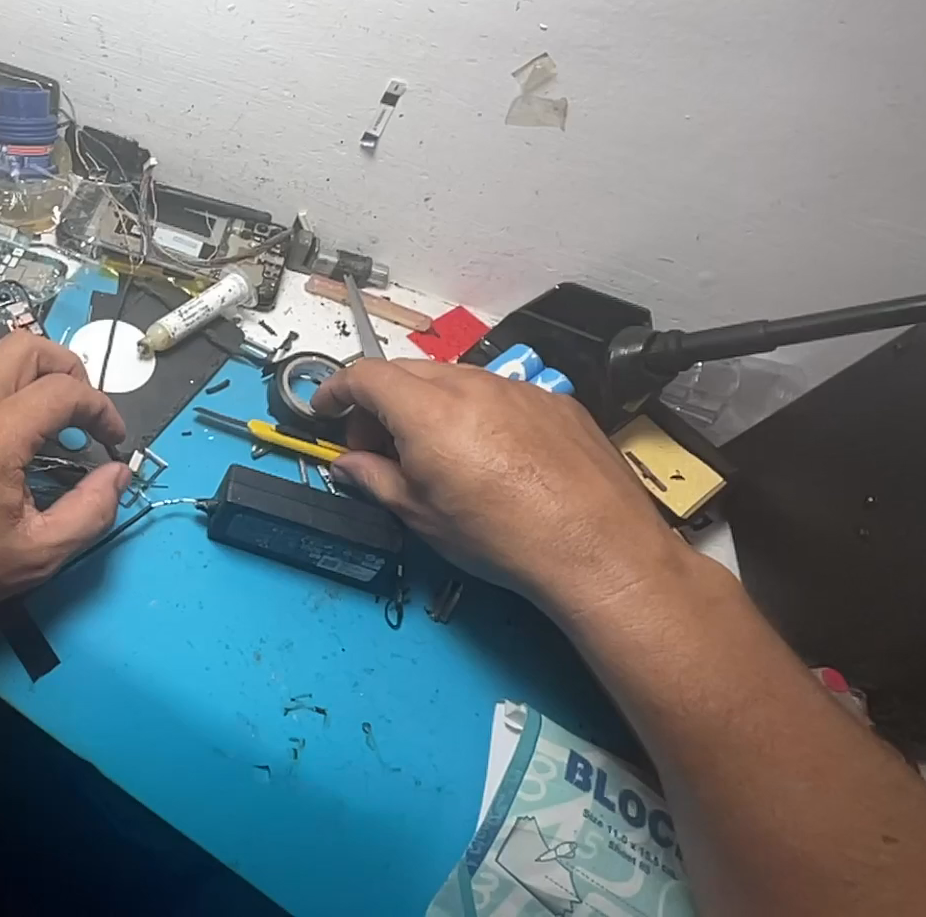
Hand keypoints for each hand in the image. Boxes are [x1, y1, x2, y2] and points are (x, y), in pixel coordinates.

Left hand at [0, 334, 132, 631]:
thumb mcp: (38, 554)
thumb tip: (118, 475)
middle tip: (81, 410)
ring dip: (27, 368)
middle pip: (27, 347)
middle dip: (67, 370)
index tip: (110, 438)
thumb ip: (91, 511)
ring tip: (42, 408)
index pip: (63, 391)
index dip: (101, 408)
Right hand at [310, 359, 683, 614]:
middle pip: (403, 371)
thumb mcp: (418, 513)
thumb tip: (348, 465)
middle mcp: (471, 386)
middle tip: (375, 447)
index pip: (364, 376)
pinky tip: (484, 454)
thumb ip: (372, 477)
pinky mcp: (554, 402)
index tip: (325, 409)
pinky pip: (495, 392)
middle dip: (377, 401)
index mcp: (428, 411)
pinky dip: (470, 410)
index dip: (335, 389)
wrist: (600, 553)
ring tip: (430, 452)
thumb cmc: (502, 538)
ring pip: (450, 378)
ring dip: (423, 404)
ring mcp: (517, 389)